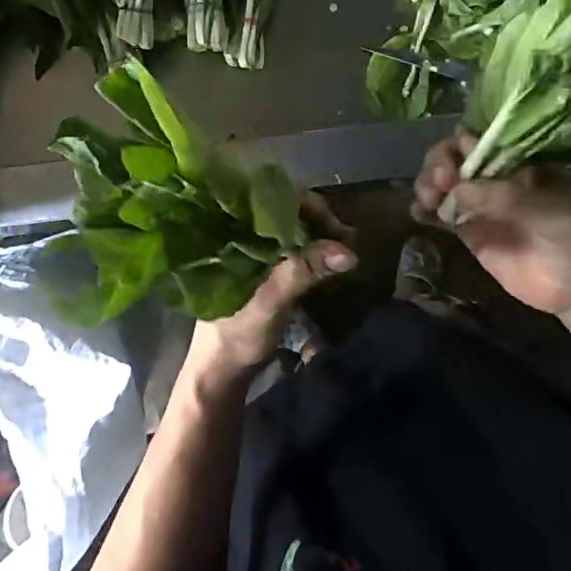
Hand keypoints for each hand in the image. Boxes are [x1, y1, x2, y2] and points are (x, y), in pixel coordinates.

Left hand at [186, 194, 356, 388]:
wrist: (221, 373)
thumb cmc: (236, 336)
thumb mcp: (270, 302)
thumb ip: (303, 271)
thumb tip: (349, 251)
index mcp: (232, 233)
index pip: (273, 197)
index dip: (310, 206)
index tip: (337, 228)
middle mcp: (242, 235)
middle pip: (287, 211)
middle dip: (320, 220)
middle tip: (348, 239)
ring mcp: (253, 252)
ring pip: (292, 228)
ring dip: (319, 235)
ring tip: (344, 249)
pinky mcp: (264, 269)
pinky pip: (293, 247)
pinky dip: (313, 250)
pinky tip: (330, 260)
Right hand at [411, 132, 570, 315]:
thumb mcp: (552, 211)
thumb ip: (507, 197)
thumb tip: (457, 188)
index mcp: (523, 160)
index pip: (485, 139)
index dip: (463, 144)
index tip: (456, 160)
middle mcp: (498, 176)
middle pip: (456, 158)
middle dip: (440, 163)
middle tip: (439, 182)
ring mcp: (482, 205)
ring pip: (444, 184)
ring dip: (428, 184)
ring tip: (428, 200)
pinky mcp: (471, 232)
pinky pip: (442, 216)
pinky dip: (426, 211)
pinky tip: (419, 214)